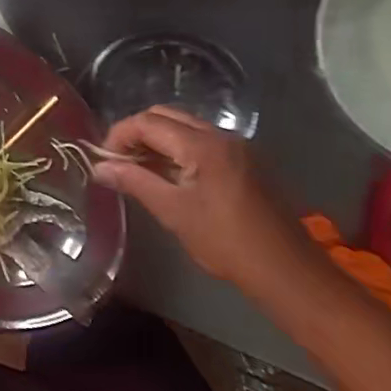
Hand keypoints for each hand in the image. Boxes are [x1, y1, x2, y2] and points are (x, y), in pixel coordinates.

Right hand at [92, 106, 317, 293]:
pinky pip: (201, 140)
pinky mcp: (246, 160)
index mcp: (203, 145)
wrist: (291, 275)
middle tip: (118, 159)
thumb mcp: (174, 213)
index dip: (119, 134)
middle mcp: (220, 135)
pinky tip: (170, 174)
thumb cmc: (228, 244)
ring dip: (157, 139)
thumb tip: (99, 167)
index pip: (147, 122)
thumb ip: (134, 182)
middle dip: (136, 132)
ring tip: (139, 167)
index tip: (103, 158)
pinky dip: (178, 147)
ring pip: (183, 126)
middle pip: (165, 115)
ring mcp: (237, 146)